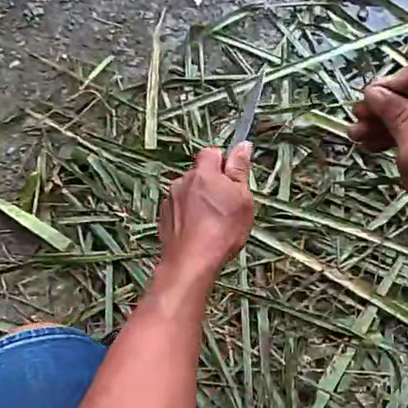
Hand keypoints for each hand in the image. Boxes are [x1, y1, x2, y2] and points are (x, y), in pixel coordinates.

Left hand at [157, 143, 254, 281]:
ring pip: (189, 194)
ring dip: (200, 202)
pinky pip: (180, 211)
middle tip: (228, 206)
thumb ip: (240, 170)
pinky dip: (189, 217)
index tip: (233, 182)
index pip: (212, 153)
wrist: (191, 261)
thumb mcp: (242, 199)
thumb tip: (243, 146)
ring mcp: (170, 201)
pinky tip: (199, 233)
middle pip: (199, 174)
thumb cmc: (222, 231)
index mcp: (203, 173)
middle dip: (212, 185)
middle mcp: (182, 182)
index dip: (224, 164)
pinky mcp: (164, 219)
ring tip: (213, 224)